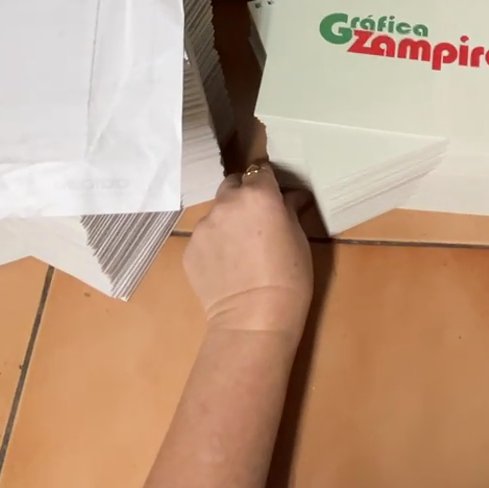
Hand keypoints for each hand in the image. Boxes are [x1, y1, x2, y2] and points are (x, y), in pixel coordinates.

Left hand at [185, 162, 313, 334]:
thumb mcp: (299, 238)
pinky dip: (214, 243)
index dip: (267, 180)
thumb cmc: (289, 277)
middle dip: (243, 195)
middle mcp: (227, 202)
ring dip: (227, 220)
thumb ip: (289, 209)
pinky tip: (226, 265)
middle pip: (233, 184)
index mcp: (258, 194)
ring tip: (239, 248)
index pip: (260, 170)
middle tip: (256, 219)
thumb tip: (291, 197)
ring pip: (216, 211)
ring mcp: (204, 225)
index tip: (273, 193)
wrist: (254, 318)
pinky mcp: (189, 248)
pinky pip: (204, 236)